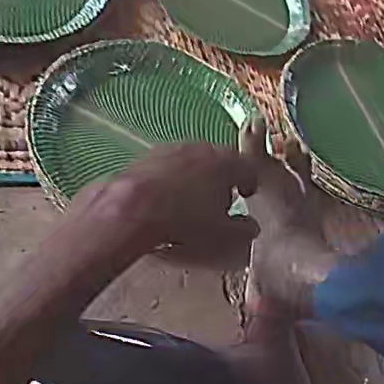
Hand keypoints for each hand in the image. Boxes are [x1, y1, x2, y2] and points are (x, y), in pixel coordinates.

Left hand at [82, 141, 260, 262]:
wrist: (132, 210)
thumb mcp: (223, 235)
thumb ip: (243, 230)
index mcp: (226, 163)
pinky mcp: (147, 157)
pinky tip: (166, 201)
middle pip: (220, 160)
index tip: (247, 194)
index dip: (250, 182)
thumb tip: (251, 227)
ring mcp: (171, 150)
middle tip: (220, 202)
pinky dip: (173, 180)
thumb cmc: (186, 221)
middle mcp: (201, 148)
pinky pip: (169, 168)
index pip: (248, 167)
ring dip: (197, 178)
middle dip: (222, 179)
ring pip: (193, 161)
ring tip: (191, 203)